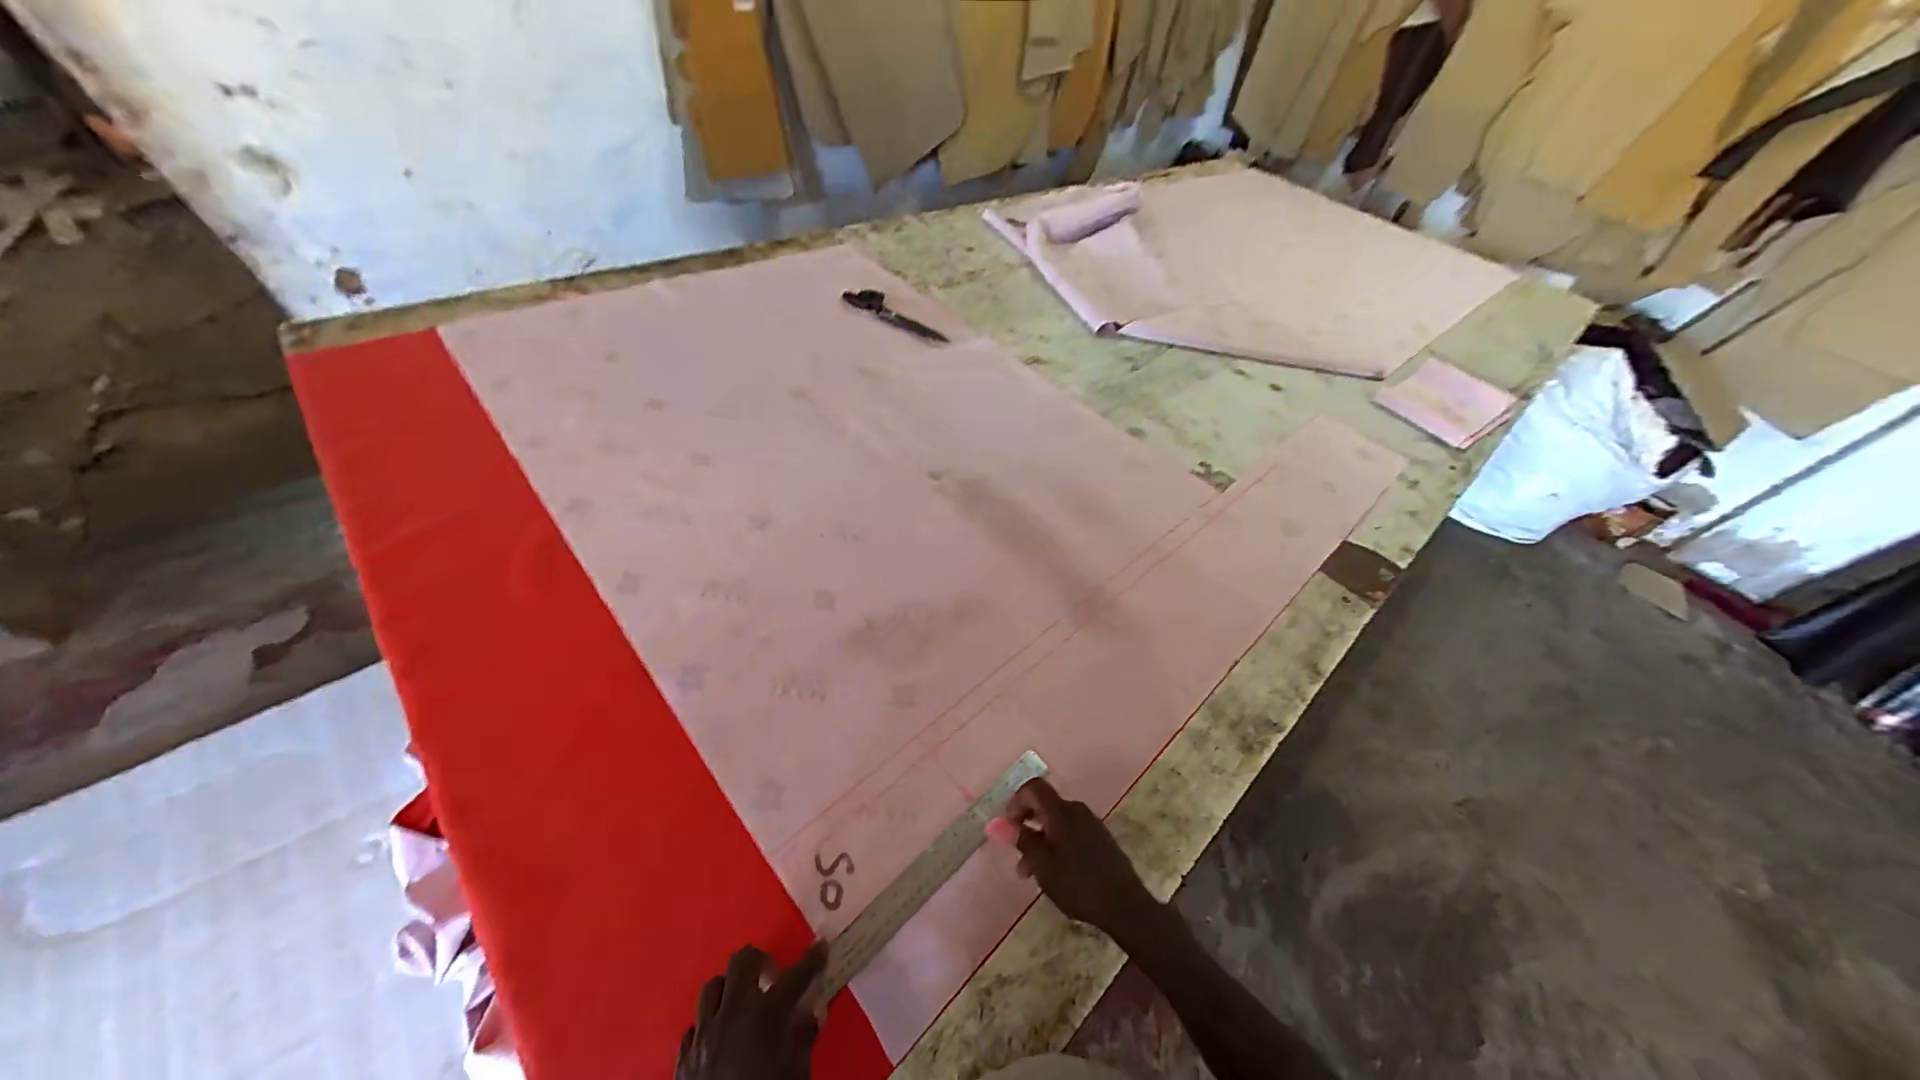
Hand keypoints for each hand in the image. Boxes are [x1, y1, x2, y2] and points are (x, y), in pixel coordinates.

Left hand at [676, 944, 826, 1079]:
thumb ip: (804, 1037)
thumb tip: (809, 1013)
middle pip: (742, 962)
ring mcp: (704, 1033)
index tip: (821, 946)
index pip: (795, 976)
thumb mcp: (798, 1074)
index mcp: (765, 1015)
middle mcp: (732, 1013)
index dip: (811, 959)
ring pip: (712, 987)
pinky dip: (709, 1024)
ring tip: (743, 1003)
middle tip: (773, 977)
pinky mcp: (684, 1057)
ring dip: (730, 989)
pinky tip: (720, 1037)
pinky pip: (695, 1025)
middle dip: (761, 961)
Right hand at [1004, 778, 1165, 941]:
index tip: (1008, 826)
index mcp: (1062, 812)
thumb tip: (1002, 824)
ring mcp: (1091, 825)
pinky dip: (1056, 846)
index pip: (1033, 787)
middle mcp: (1077, 811)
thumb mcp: (1043, 865)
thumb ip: (1022, 840)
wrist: (1125, 906)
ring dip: (1040, 841)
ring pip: (1056, 823)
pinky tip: (1055, 873)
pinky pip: (1071, 833)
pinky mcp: (1100, 840)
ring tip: (1032, 874)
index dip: (1016, 801)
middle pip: (1044, 806)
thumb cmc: (1078, 884)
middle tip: (1017, 855)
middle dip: (1026, 826)